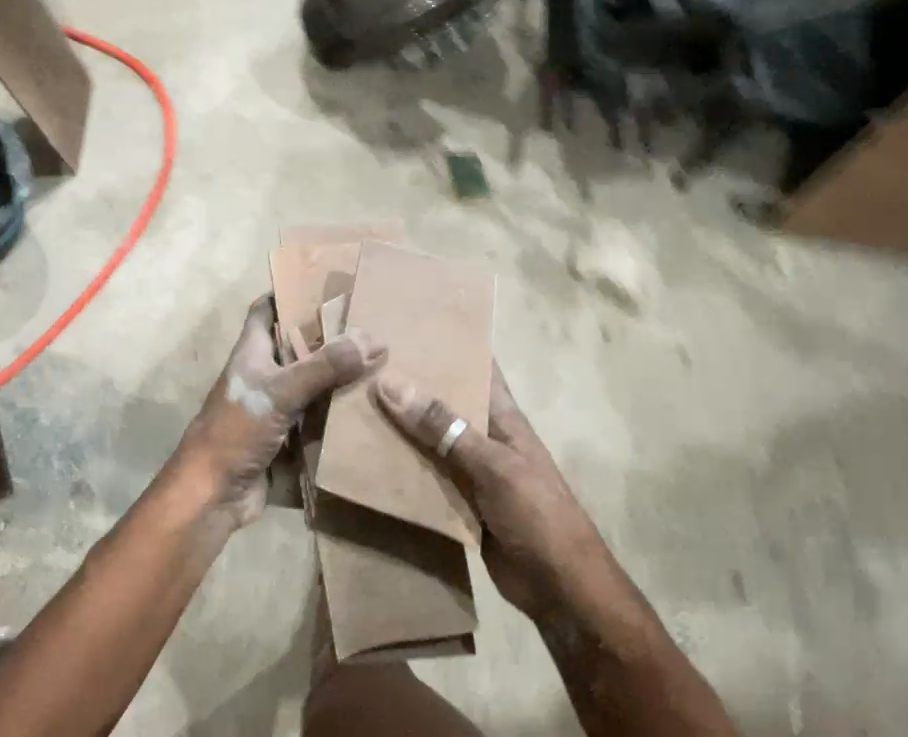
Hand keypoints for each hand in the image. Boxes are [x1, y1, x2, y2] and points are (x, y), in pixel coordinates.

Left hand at [171, 296, 385, 528]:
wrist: (212, 494)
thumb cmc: (235, 431)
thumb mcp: (280, 391)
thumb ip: (323, 366)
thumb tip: (371, 339)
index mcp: (251, 351)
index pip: (267, 308)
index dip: (291, 292)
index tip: (329, 284)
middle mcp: (262, 373)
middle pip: (296, 345)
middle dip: (329, 337)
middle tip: (374, 324)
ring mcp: (273, 407)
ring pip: (310, 383)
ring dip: (338, 377)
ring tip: (383, 363)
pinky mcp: (285, 438)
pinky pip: (316, 419)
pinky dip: (337, 414)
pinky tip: (371, 410)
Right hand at [370, 365, 580, 619]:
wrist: (561, 590)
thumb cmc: (538, 515)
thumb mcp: (492, 465)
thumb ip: (444, 427)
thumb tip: (390, 382)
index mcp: (502, 417)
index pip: (475, 365)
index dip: (448, 341)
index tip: (406, 318)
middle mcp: (482, 436)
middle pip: (441, 401)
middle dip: (408, 382)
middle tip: (357, 358)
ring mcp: (468, 470)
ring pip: (426, 439)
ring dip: (395, 426)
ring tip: (347, 399)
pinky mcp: (455, 502)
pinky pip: (421, 476)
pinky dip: (396, 467)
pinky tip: (361, 456)